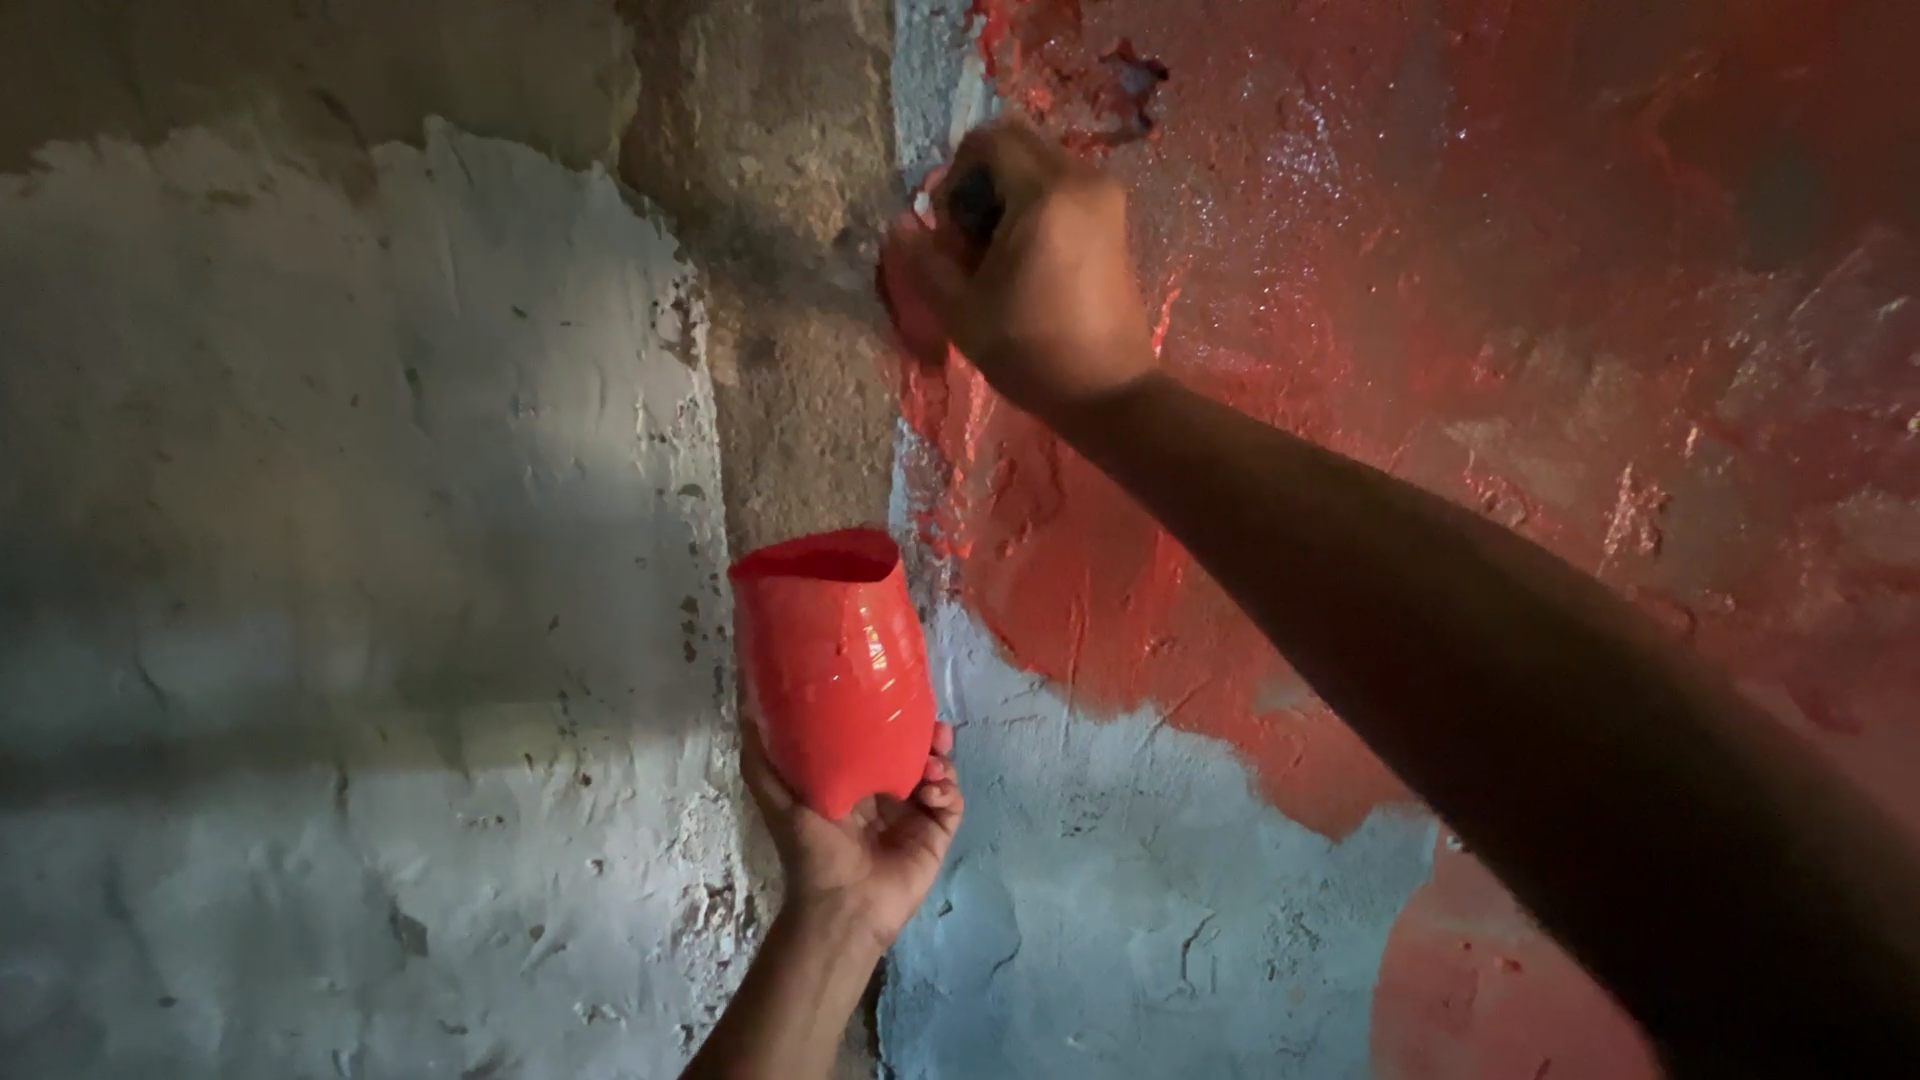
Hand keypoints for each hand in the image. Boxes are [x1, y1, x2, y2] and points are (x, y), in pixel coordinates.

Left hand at [741, 720, 963, 950]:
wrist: (840, 906)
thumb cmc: (810, 851)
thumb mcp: (778, 799)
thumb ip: (762, 759)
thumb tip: (746, 708)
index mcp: (858, 782)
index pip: (883, 740)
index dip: (893, 719)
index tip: (898, 699)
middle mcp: (889, 793)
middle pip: (917, 751)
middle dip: (926, 734)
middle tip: (933, 725)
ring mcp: (916, 814)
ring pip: (939, 772)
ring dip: (941, 759)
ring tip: (933, 760)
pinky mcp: (937, 835)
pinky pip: (952, 803)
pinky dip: (948, 790)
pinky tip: (931, 792)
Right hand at [882, 120, 1159, 424]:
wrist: (1106, 392)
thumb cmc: (1031, 352)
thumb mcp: (962, 311)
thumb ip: (924, 260)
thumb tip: (899, 224)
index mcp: (1046, 192)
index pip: (987, 140)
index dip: (954, 176)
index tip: (949, 229)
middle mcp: (1084, 178)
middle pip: (1016, 146)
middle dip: (980, 183)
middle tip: (969, 242)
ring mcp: (1106, 198)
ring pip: (1039, 166)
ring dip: (1006, 197)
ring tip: (996, 256)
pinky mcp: (1115, 221)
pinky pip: (1063, 189)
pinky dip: (1035, 208)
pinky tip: (1026, 260)